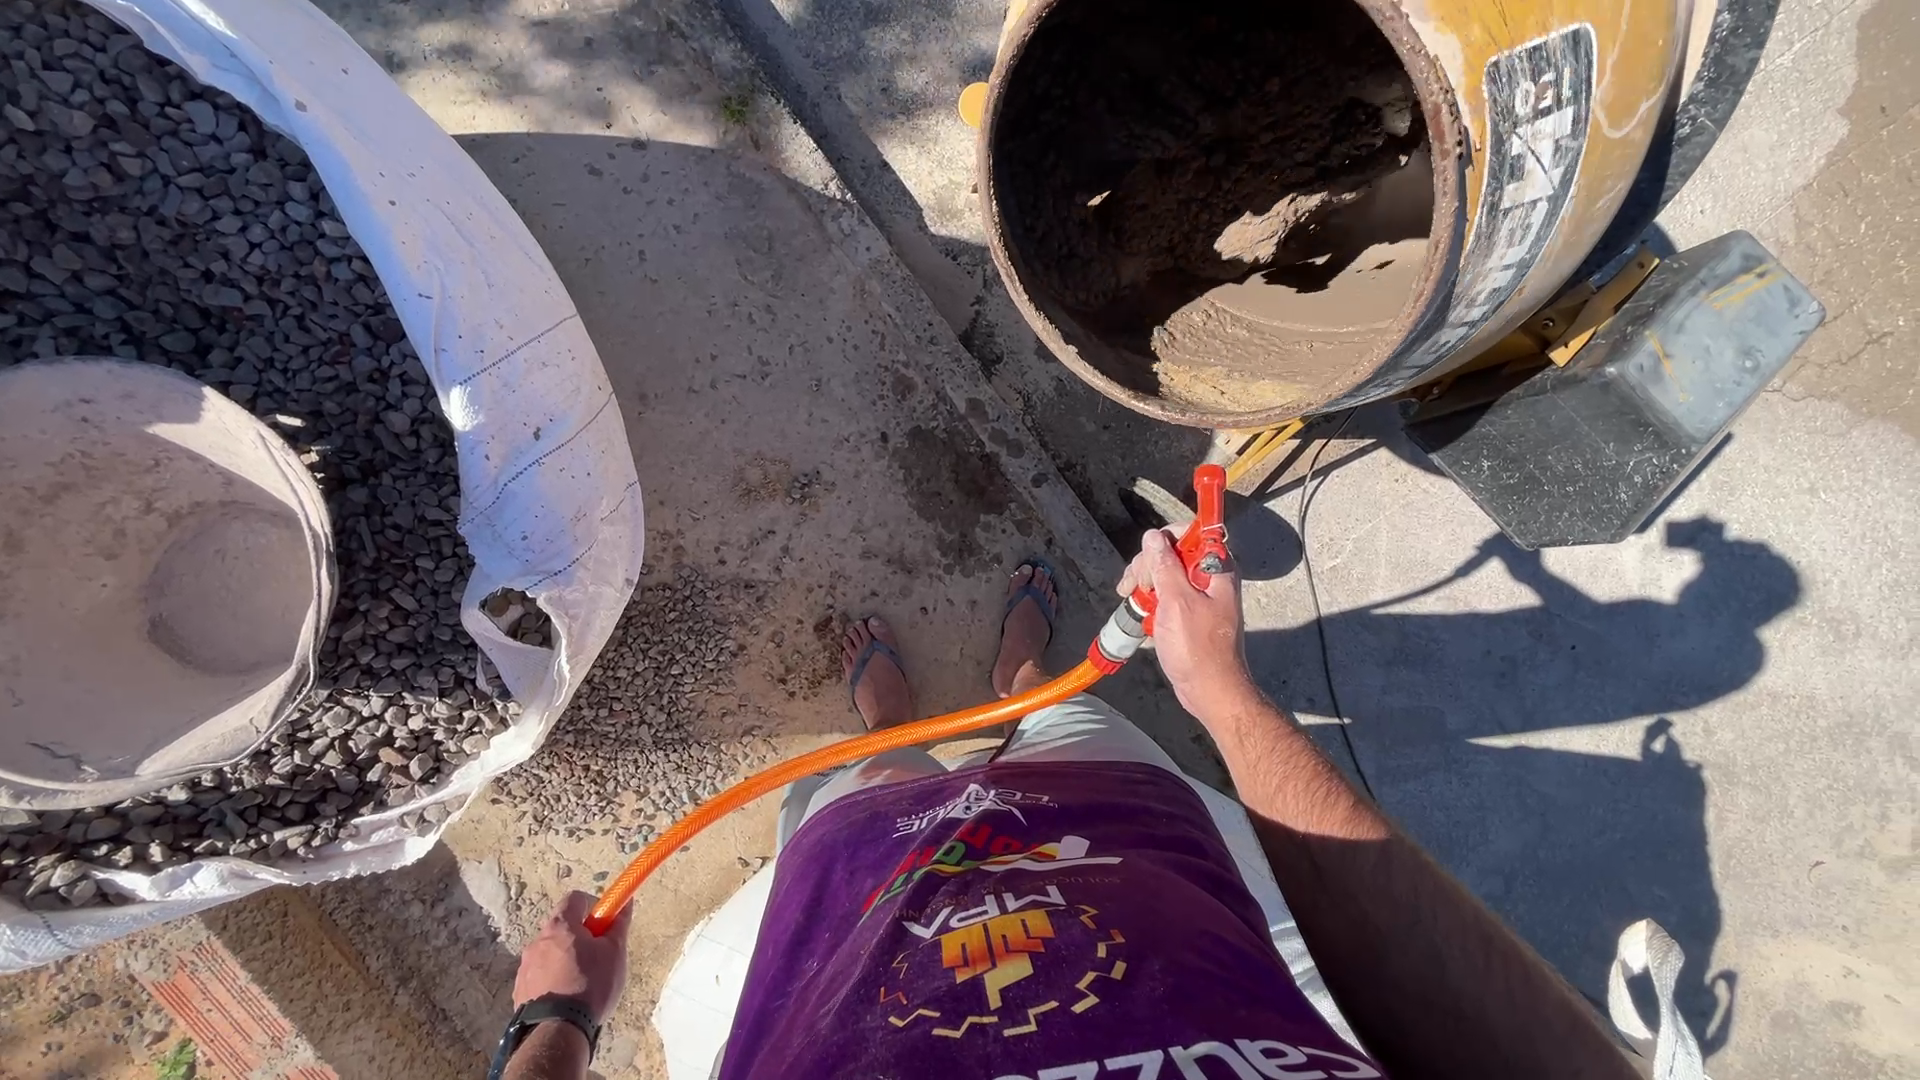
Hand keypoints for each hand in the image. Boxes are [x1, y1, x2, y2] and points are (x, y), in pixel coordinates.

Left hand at [512, 891, 631, 1022]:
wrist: (557, 1032)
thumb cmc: (591, 985)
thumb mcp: (615, 952)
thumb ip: (618, 924)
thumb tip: (624, 901)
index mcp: (560, 927)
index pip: (575, 899)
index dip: (593, 906)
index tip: (604, 923)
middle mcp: (537, 942)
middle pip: (563, 928)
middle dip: (580, 937)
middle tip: (598, 956)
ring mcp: (525, 969)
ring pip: (551, 954)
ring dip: (566, 960)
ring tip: (583, 982)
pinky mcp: (519, 992)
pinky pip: (540, 976)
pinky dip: (553, 980)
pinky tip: (567, 998)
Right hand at [1118, 528, 1262, 725]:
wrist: (1209, 690)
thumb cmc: (1197, 648)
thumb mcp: (1176, 601)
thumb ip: (1165, 565)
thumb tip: (1153, 536)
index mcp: (1217, 569)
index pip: (1194, 533)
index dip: (1167, 539)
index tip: (1148, 557)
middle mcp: (1212, 578)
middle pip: (1175, 553)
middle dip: (1149, 564)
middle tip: (1133, 585)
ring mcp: (1201, 596)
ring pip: (1168, 574)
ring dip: (1146, 583)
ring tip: (1130, 598)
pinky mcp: (1191, 613)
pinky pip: (1168, 595)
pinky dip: (1152, 600)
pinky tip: (1141, 612)